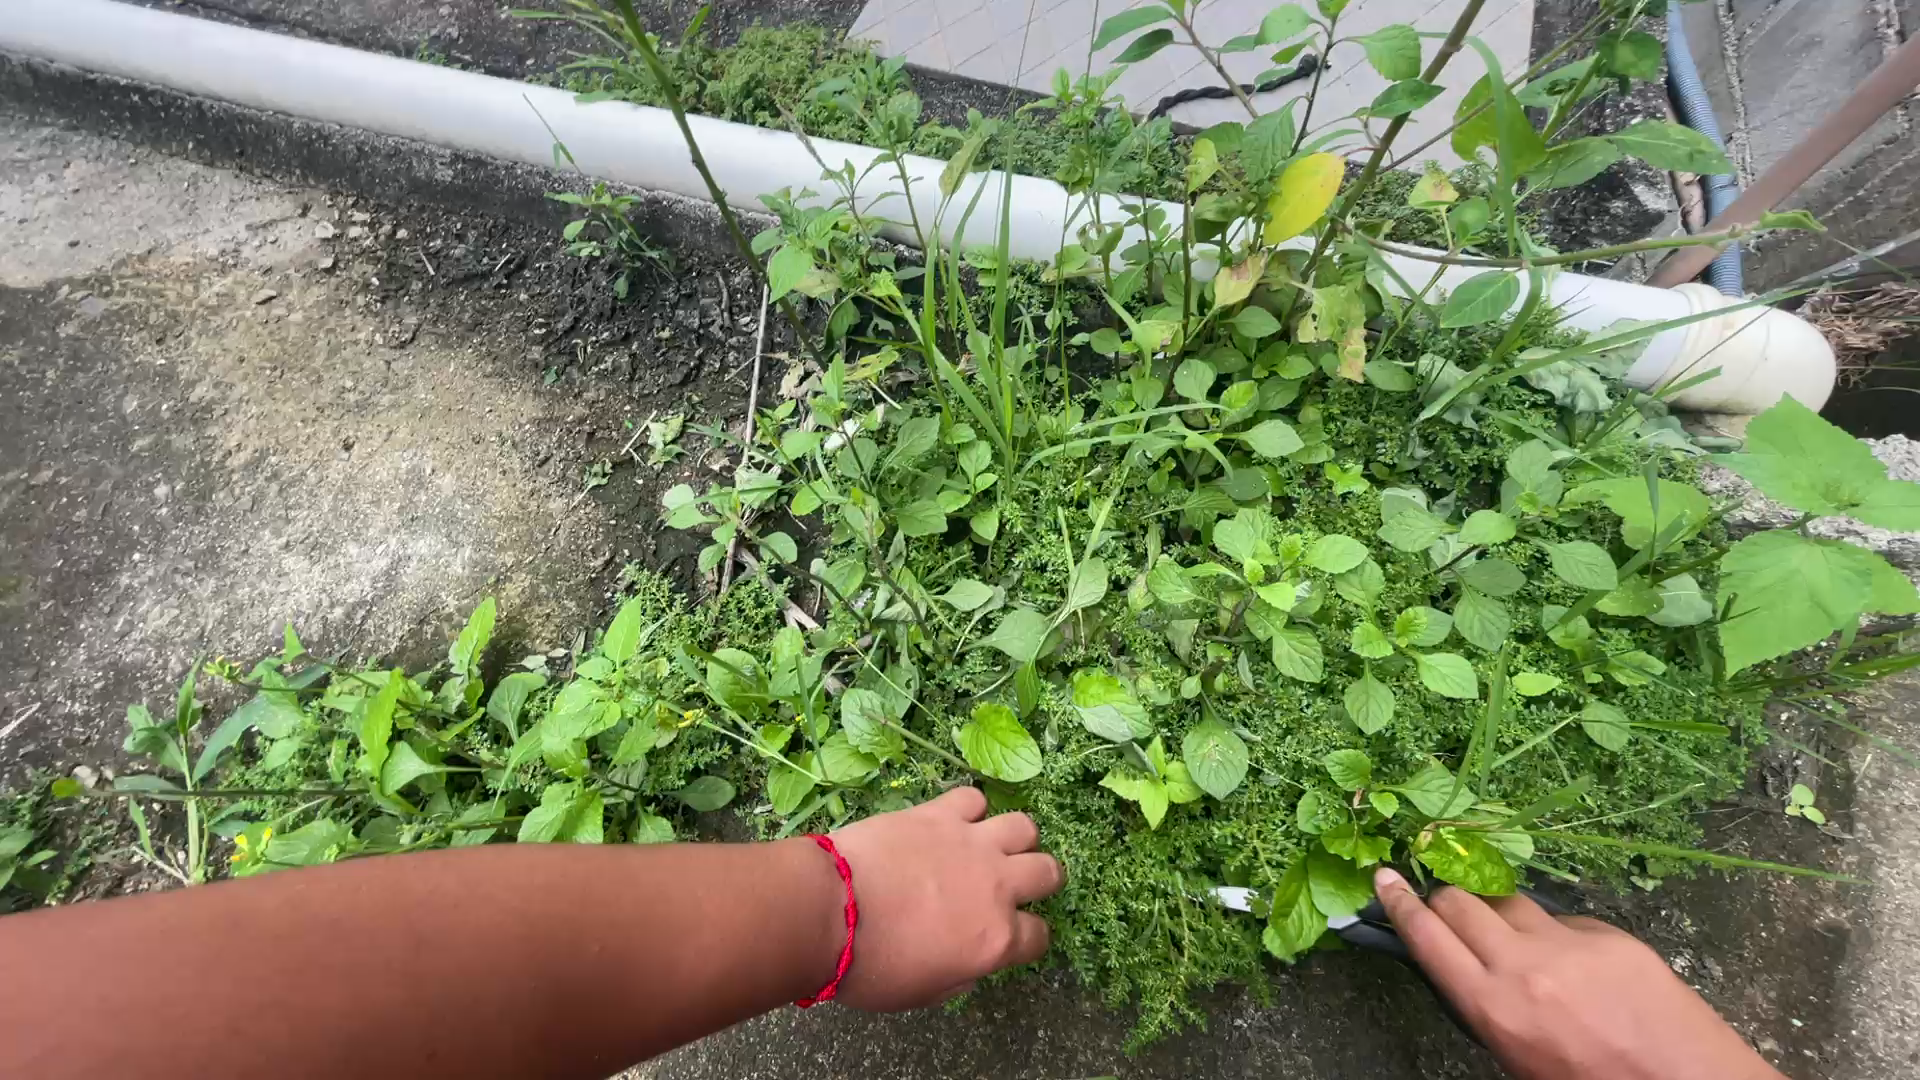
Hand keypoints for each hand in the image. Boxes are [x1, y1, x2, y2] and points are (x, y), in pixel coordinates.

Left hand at [824, 787, 1061, 1010]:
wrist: (831, 910)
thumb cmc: (872, 965)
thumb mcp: (924, 993)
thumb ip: (962, 972)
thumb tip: (970, 957)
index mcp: (996, 939)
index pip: (1039, 936)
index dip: (1029, 938)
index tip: (1014, 936)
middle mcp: (996, 885)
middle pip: (1047, 871)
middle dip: (1039, 879)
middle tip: (1016, 883)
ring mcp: (971, 842)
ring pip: (1023, 826)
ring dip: (1014, 838)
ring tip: (993, 845)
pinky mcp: (941, 812)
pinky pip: (973, 797)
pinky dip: (969, 809)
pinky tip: (954, 820)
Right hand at [1373, 867, 1785, 1079]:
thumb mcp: (1517, 1059)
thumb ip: (1481, 1002)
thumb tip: (1454, 957)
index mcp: (1494, 1008)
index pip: (1425, 934)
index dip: (1398, 901)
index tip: (1383, 877)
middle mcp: (1523, 967)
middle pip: (1458, 900)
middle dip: (1446, 901)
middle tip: (1449, 912)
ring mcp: (1569, 946)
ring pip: (1506, 900)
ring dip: (1499, 914)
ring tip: (1519, 942)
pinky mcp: (1612, 937)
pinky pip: (1563, 920)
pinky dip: (1558, 936)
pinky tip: (1580, 967)